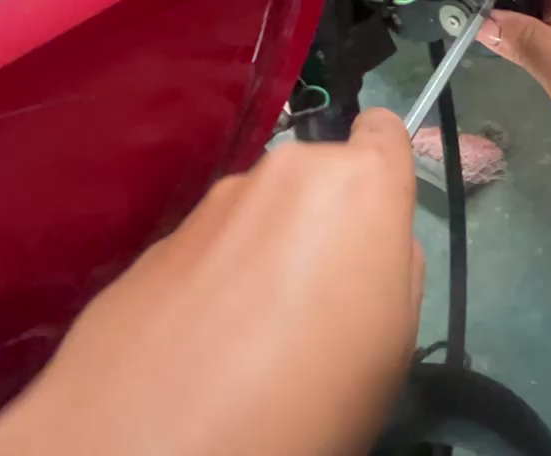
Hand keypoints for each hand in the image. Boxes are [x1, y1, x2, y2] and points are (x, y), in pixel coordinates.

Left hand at [0, 109, 423, 455]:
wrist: (153, 444)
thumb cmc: (314, 389)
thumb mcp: (396, 338)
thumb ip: (396, 264)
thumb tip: (367, 246)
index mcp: (357, 182)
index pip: (383, 127)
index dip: (384, 166)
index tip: (375, 218)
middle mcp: (285, 172)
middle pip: (319, 179)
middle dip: (320, 221)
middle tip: (314, 301)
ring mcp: (214, 203)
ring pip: (260, 212)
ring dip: (264, 250)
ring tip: (250, 336)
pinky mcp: (155, 243)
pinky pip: (208, 249)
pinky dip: (212, 281)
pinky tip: (200, 349)